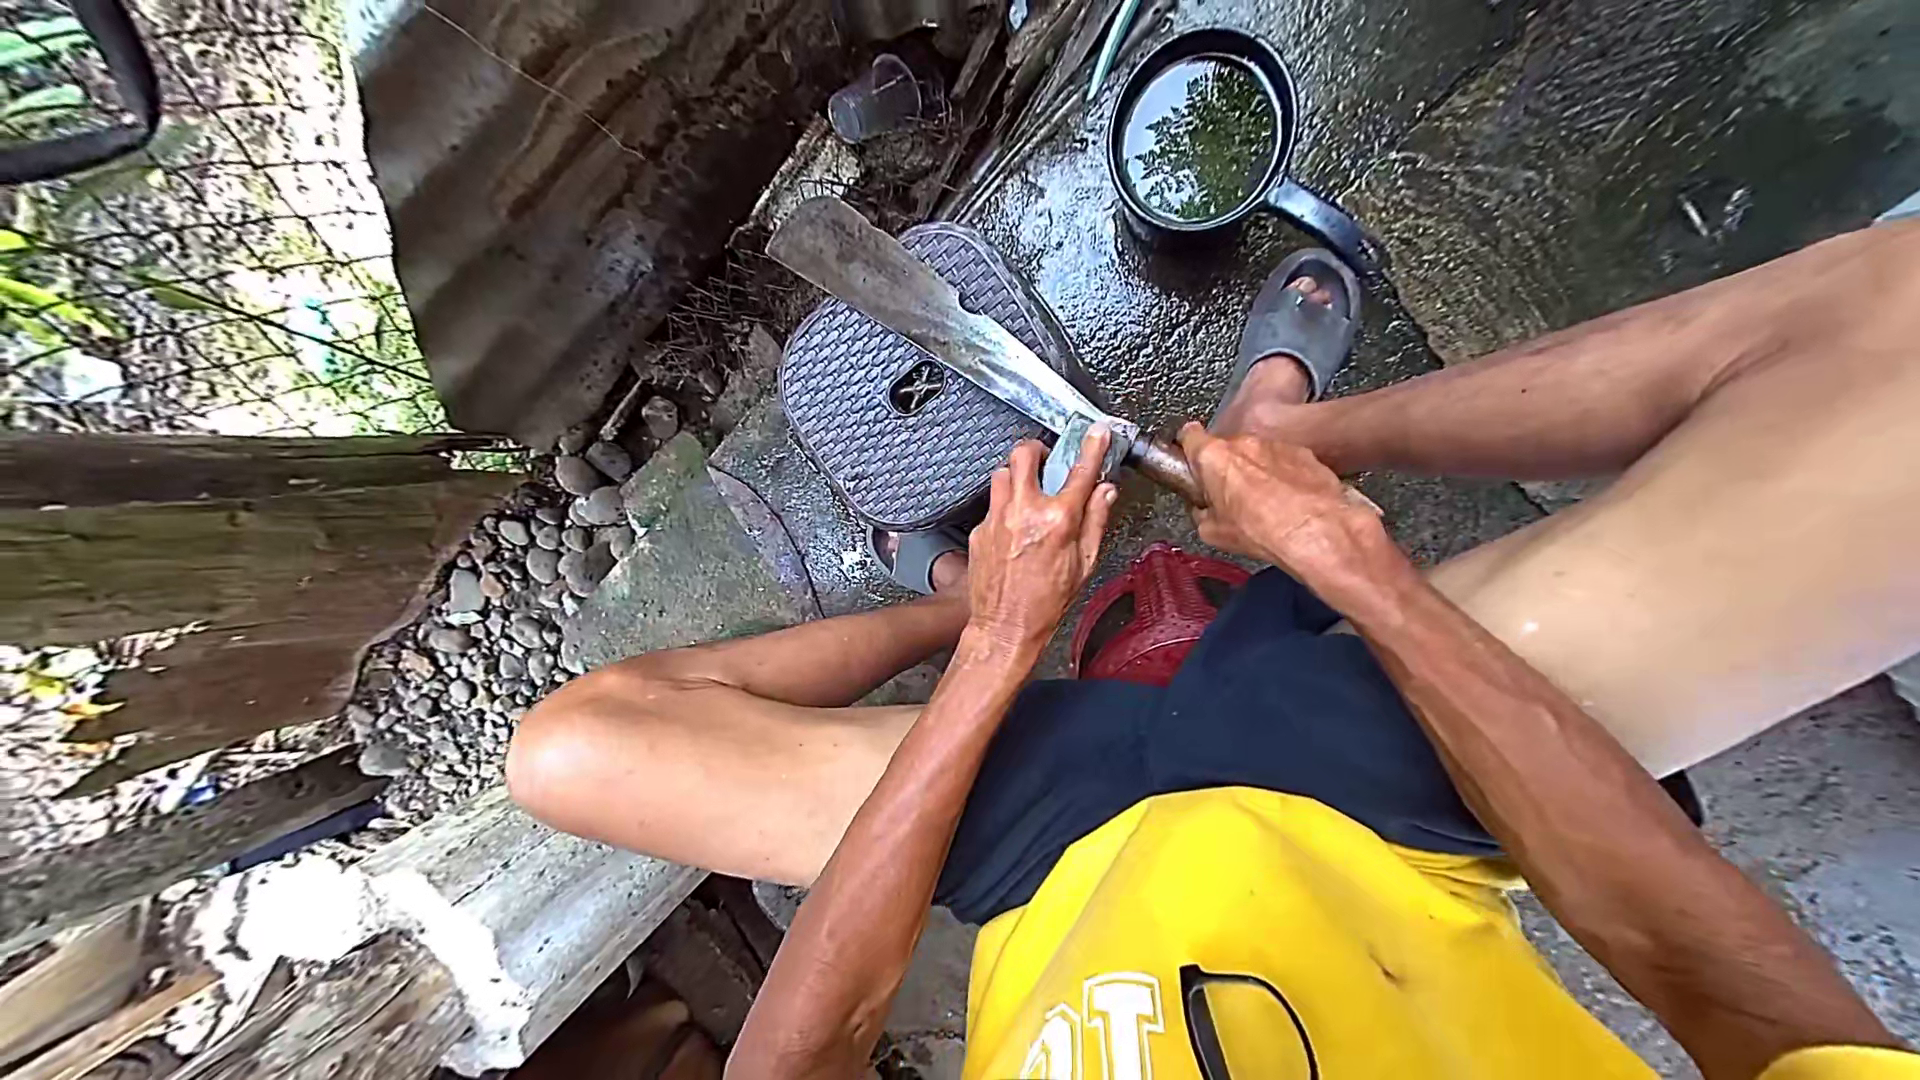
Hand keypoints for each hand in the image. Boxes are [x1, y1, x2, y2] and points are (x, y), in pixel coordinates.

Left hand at [964, 426, 1118, 655]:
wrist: (1006, 626)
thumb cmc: (1045, 603)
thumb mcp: (1083, 564)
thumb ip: (1095, 521)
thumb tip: (1105, 493)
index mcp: (1058, 520)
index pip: (1079, 471)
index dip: (1092, 446)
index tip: (1096, 433)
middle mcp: (1024, 512)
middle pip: (1024, 454)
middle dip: (1036, 450)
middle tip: (1045, 461)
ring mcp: (997, 519)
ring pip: (1001, 474)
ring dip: (1015, 476)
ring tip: (1026, 492)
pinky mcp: (979, 530)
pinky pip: (991, 504)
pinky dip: (1003, 507)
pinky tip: (1012, 527)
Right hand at [1178, 423, 1392, 597]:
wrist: (1317, 531)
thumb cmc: (1265, 529)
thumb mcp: (1212, 532)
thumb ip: (1201, 513)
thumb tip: (1204, 513)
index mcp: (1213, 456)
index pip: (1188, 435)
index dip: (1187, 448)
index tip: (1190, 462)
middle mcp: (1244, 442)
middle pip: (1225, 448)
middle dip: (1225, 468)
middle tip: (1227, 497)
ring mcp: (1276, 446)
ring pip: (1256, 455)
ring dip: (1255, 473)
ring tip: (1263, 505)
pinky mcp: (1305, 454)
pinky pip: (1285, 462)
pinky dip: (1283, 477)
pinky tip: (1287, 503)